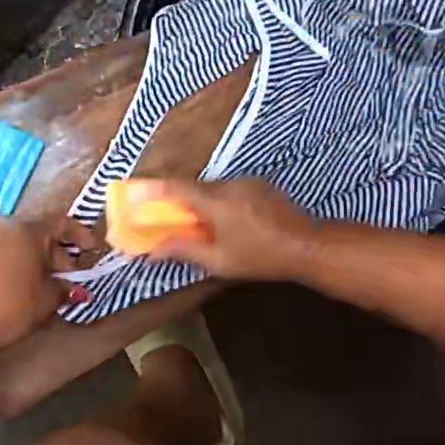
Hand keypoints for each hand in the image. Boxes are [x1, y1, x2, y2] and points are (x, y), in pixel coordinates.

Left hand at [0, 216, 98, 347]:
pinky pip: (17, 258)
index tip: (94, 249)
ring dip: (47, 264)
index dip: (81, 234)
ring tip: (62, 286)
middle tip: (79, 275)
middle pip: (45, 235)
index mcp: (31, 233)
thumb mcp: (47, 298)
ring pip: (30, 249)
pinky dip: (31, 268)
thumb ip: (66, 289)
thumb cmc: (13, 303)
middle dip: (65, 254)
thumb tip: (78, 290)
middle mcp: (12, 232)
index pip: (62, 222)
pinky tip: (39, 289)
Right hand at [133, 178, 323, 280]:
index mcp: (215, 202)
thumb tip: (153, 249)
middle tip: (166, 214)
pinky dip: (219, 201)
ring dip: (201, 202)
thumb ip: (183, 250)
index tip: (133, 189)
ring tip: (201, 223)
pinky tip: (227, 221)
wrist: (311, 246)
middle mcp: (228, 185)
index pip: (175, 187)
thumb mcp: (219, 261)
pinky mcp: (260, 186)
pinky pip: (229, 189)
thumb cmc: (262, 257)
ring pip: (212, 188)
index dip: (152, 188)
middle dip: (176, 200)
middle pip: (192, 187)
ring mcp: (247, 183)